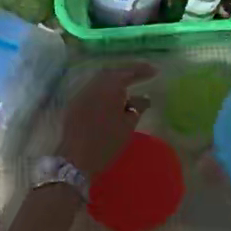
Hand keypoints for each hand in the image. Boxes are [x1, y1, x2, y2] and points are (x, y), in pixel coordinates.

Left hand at [55, 63, 155, 178]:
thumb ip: (137, 107)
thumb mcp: (128, 126)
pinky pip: (92, 90)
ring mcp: (81, 94)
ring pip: (100, 80)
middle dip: (127, 72)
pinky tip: (111, 98)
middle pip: (112, 72)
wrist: (76, 159)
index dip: (142, 70)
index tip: (155, 72)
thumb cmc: (107, 143)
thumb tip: (144, 98)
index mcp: (109, 88)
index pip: (128, 72)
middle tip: (142, 75)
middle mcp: (93, 85)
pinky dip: (104, 90)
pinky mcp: (75, 104)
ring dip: (115, 80)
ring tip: (128, 86)